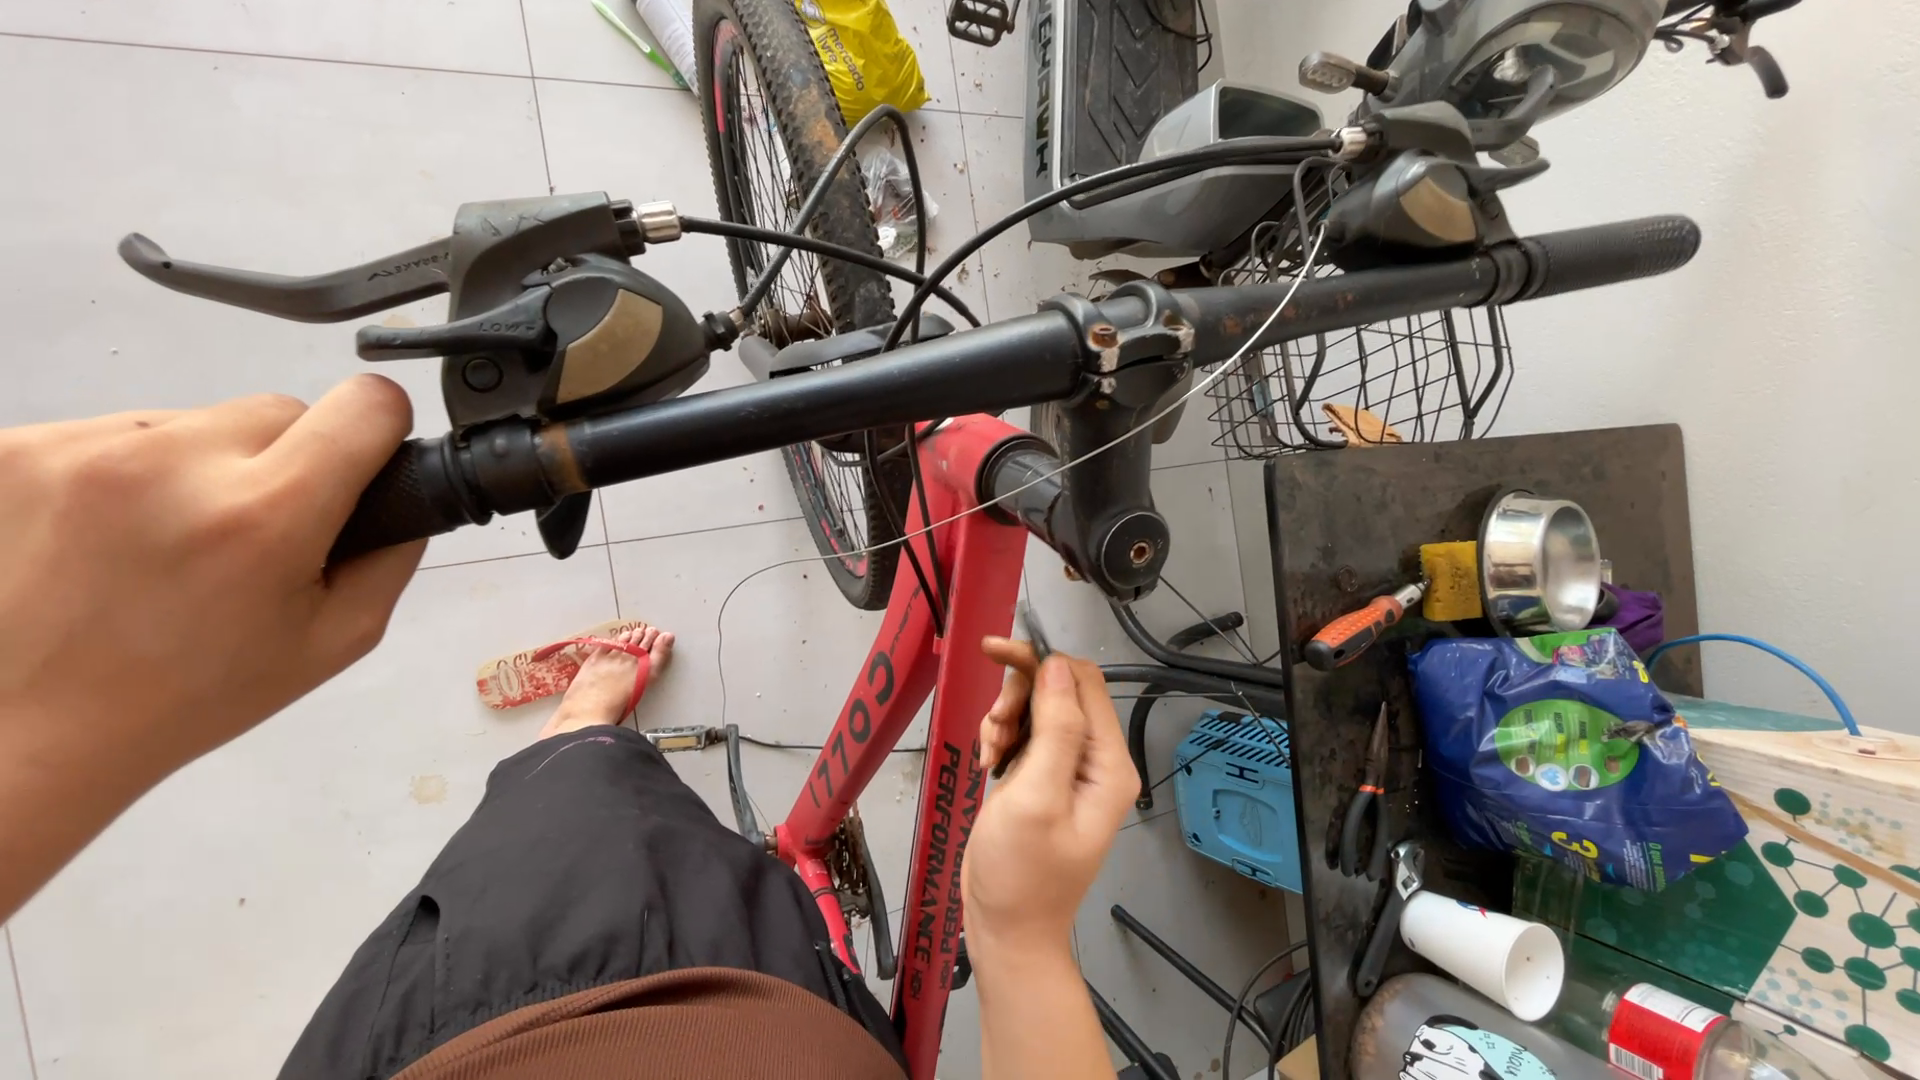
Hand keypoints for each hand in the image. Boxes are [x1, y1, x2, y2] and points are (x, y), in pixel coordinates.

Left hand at [0, 375, 423, 787]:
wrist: (25, 729)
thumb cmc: (203, 691)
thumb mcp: (344, 635)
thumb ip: (392, 552)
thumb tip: (403, 488)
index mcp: (267, 513)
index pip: (364, 404)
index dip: (382, 426)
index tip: (370, 460)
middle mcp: (172, 462)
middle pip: (283, 409)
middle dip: (294, 457)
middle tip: (266, 528)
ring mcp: (78, 448)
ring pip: (200, 421)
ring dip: (211, 465)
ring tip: (178, 538)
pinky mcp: (12, 449)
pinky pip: (122, 433)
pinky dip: (139, 472)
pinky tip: (118, 533)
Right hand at [962, 637, 1134, 960]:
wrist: (1007, 929)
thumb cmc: (1020, 871)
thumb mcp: (1036, 796)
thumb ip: (1054, 728)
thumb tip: (1056, 664)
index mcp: (1107, 762)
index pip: (1083, 680)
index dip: (1039, 658)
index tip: (992, 652)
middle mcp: (1097, 758)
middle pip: (1059, 690)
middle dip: (1018, 697)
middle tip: (993, 730)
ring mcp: (1072, 768)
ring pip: (1038, 709)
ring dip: (1006, 720)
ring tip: (989, 755)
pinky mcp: (1047, 776)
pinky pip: (1027, 734)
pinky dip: (1003, 738)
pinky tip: (989, 764)